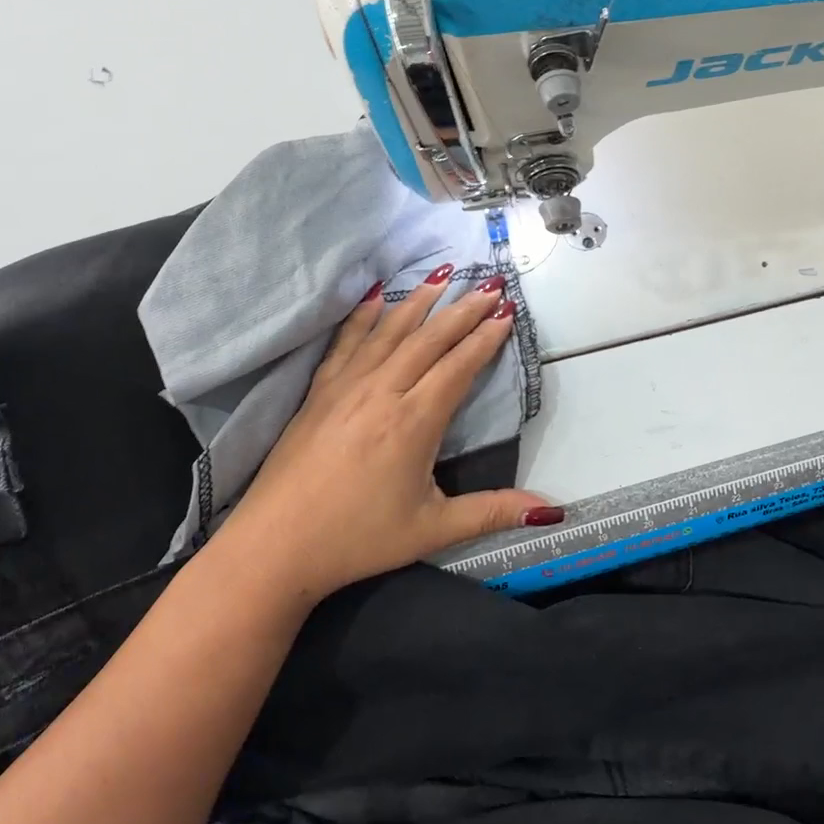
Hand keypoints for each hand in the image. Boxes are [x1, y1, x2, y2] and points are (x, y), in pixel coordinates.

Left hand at [212, 268, 559, 605]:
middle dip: (463, 310)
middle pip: (428, 340)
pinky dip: (364, 316)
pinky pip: (346, 343)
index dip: (485, 338)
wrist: (273, 547)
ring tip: (443, 276)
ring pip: (389, 333)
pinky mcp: (318, 394)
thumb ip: (492, 512)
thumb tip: (550, 509)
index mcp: (413, 422)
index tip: (507, 312)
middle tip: (490, 284)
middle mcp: (381, 393)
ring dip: (420, 302)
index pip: (458, 367)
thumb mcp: (433, 529)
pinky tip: (376, 297)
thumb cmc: (357, 540)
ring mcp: (345, 389)